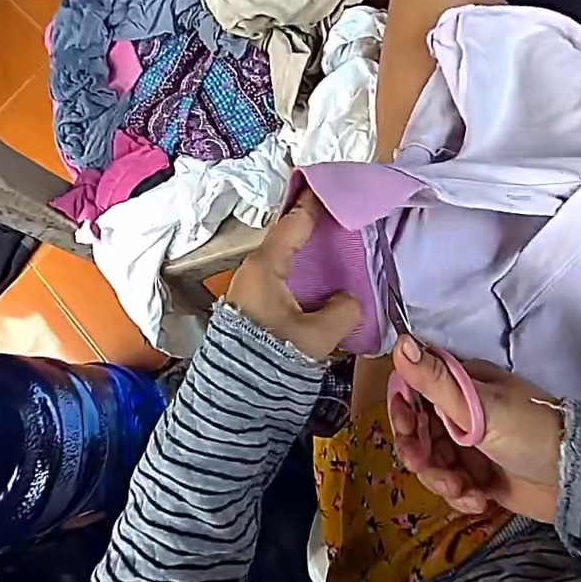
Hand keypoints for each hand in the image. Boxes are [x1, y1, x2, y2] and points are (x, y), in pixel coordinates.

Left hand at [226, 192, 362, 359]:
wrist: (235, 395)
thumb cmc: (273, 356)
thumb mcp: (318, 335)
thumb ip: (343, 310)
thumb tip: (345, 300)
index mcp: (266, 267)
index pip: (293, 225)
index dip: (313, 205)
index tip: (328, 186)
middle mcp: (252, 272)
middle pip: (286, 240)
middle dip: (310, 228)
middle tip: (336, 217)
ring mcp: (248, 289)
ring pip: (283, 262)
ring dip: (305, 255)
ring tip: (331, 250)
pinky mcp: (250, 308)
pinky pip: (280, 280)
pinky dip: (299, 274)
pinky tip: (316, 283)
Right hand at [389, 339, 565, 521]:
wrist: (575, 479)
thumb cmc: (527, 430)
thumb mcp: (478, 404)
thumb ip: (434, 379)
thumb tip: (401, 342)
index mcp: (461, 388)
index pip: (415, 394)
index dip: (403, 413)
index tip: (406, 430)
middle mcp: (462, 414)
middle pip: (418, 434)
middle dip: (422, 456)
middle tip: (434, 470)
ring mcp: (471, 446)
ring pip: (432, 463)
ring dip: (442, 480)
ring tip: (465, 490)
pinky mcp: (480, 476)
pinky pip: (451, 486)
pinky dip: (460, 495)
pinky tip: (480, 499)